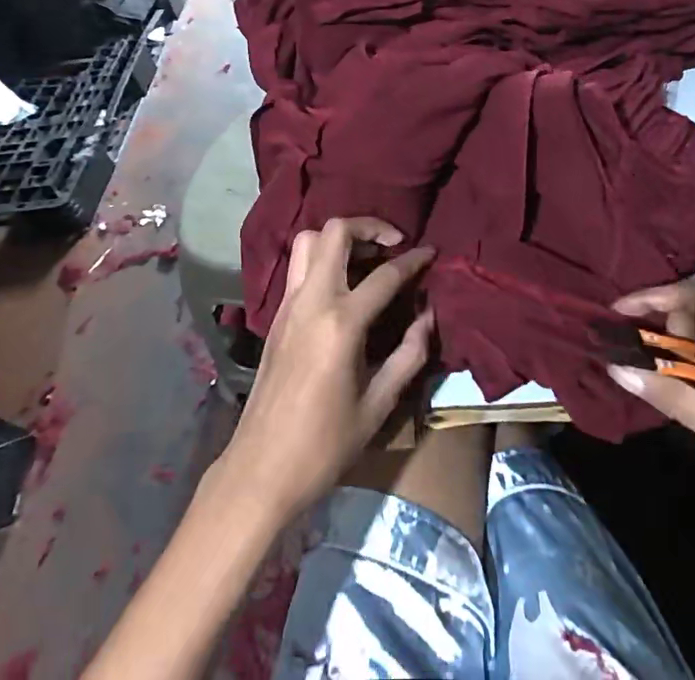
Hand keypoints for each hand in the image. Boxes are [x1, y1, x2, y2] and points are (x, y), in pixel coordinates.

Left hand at [213, 217, 434, 523]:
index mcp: (340, 323)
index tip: (432, 252)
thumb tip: (427, 316)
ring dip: (340, 237)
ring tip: (368, 257)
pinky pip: (298, 267)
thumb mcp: (379, 404)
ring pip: (307, 242)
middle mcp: (310, 301)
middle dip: (369, 226)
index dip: (413, 260)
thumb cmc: (326, 444)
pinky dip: (323, 258)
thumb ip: (409, 353)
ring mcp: (287, 305)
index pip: (384, 275)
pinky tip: (344, 284)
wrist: (262, 467)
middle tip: (395, 244)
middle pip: (334, 232)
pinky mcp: (275, 316)